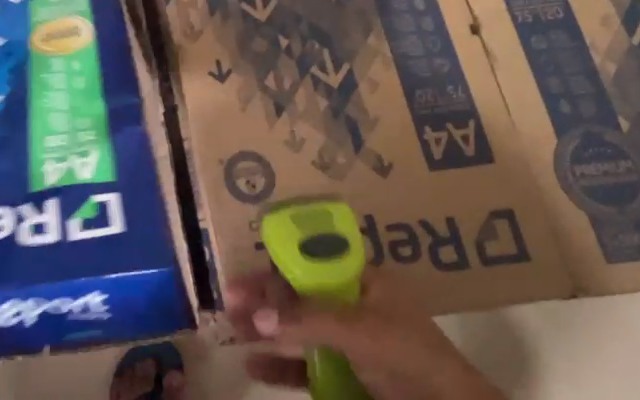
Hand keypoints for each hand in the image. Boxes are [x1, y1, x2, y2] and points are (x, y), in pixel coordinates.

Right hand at [224, 268, 504, 399]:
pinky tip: (253, 365)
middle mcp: (352, 307)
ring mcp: (348, 344)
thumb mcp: (360, 331)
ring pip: (297, 330)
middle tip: (228, 301)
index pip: (312, 260)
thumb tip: (257, 315)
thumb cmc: (411, 358)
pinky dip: (278, 366)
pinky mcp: (346, 379)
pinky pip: (304, 367)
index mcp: (364, 281)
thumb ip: (308, 320)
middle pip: (299, 295)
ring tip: (232, 330)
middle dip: (263, 298)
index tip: (245, 268)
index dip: (277, 262)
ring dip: (265, 329)